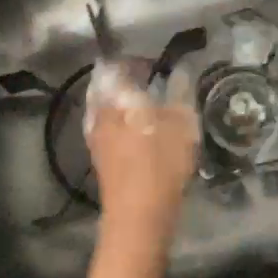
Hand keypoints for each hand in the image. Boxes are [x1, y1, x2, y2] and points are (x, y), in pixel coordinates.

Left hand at [84, 58, 200, 237]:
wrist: (138, 215)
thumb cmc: (161, 164)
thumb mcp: (182, 125)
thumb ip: (180, 95)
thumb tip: (180, 73)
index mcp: (116, 96)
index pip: (117, 65)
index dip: (137, 61)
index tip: (156, 65)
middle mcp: (99, 112)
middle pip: (107, 88)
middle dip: (127, 84)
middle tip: (151, 87)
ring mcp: (96, 138)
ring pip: (107, 111)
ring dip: (124, 108)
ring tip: (148, 112)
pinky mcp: (100, 160)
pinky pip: (109, 132)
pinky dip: (123, 128)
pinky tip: (140, 136)